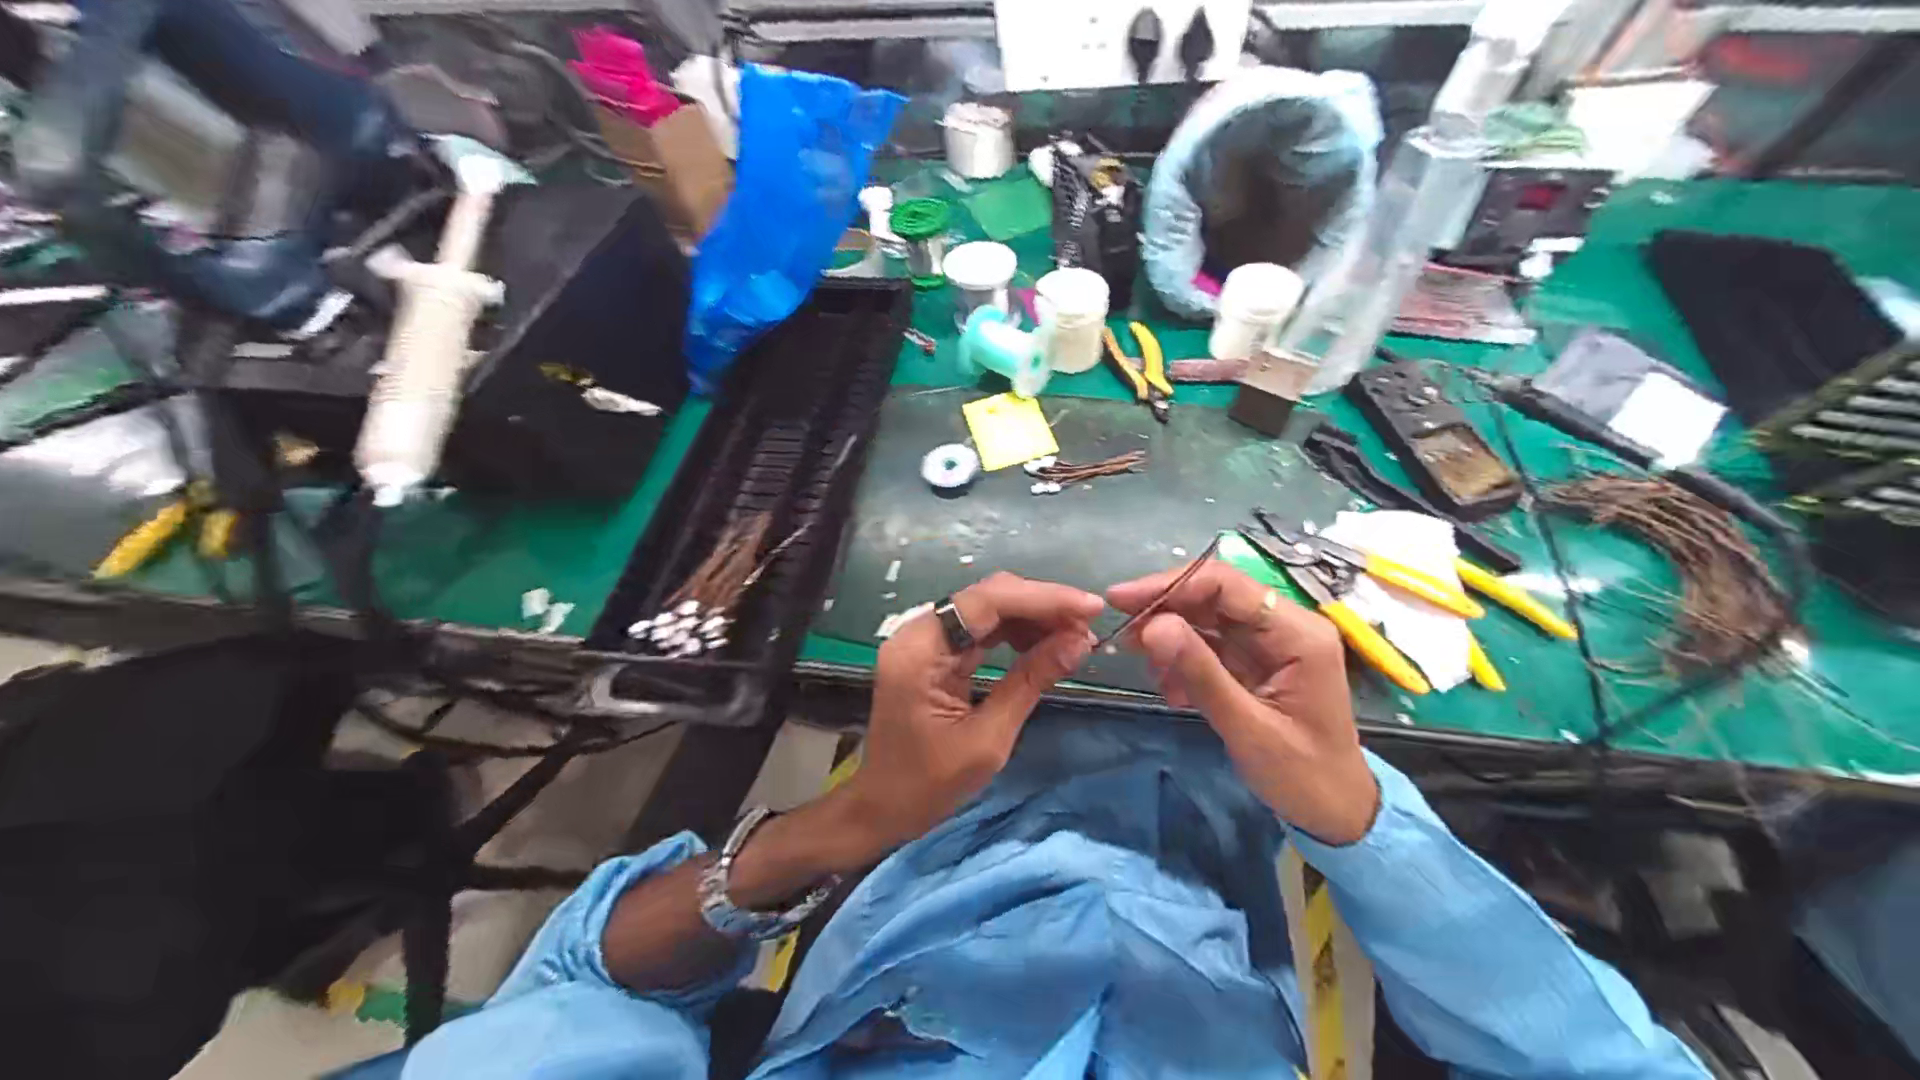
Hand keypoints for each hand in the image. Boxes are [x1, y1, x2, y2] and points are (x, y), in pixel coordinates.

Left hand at [844, 573, 1103, 854]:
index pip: (986, 602)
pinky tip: (1044, 643)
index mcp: (920, 651)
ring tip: (1074, 636)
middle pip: (986, 597)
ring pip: (985, 609)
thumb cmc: (928, 785)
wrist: (881, 808)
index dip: (1042, 598)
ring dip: (1031, 617)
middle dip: (1041, 605)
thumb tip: (1078, 643)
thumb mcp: (988, 739)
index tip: (1090, 607)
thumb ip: (1030, 682)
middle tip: (1089, 624)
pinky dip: (1014, 632)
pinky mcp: (932, 653)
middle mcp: (917, 633)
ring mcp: (923, 641)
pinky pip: (977, 629)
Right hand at [1107, 561, 1379, 844]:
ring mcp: (1269, 643)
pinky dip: (1182, 660)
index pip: (1226, 585)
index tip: (1120, 599)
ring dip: (1170, 639)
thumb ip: (1201, 673)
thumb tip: (1153, 626)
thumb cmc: (1302, 775)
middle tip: (1123, 634)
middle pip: (1212, 596)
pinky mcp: (1254, 661)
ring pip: (1205, 619)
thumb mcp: (1247, 727)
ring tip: (1151, 671)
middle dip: (1164, 611)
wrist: (1335, 813)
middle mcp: (1285, 627)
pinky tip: (1172, 689)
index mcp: (1298, 633)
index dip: (1170, 585)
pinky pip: (1209, 644)